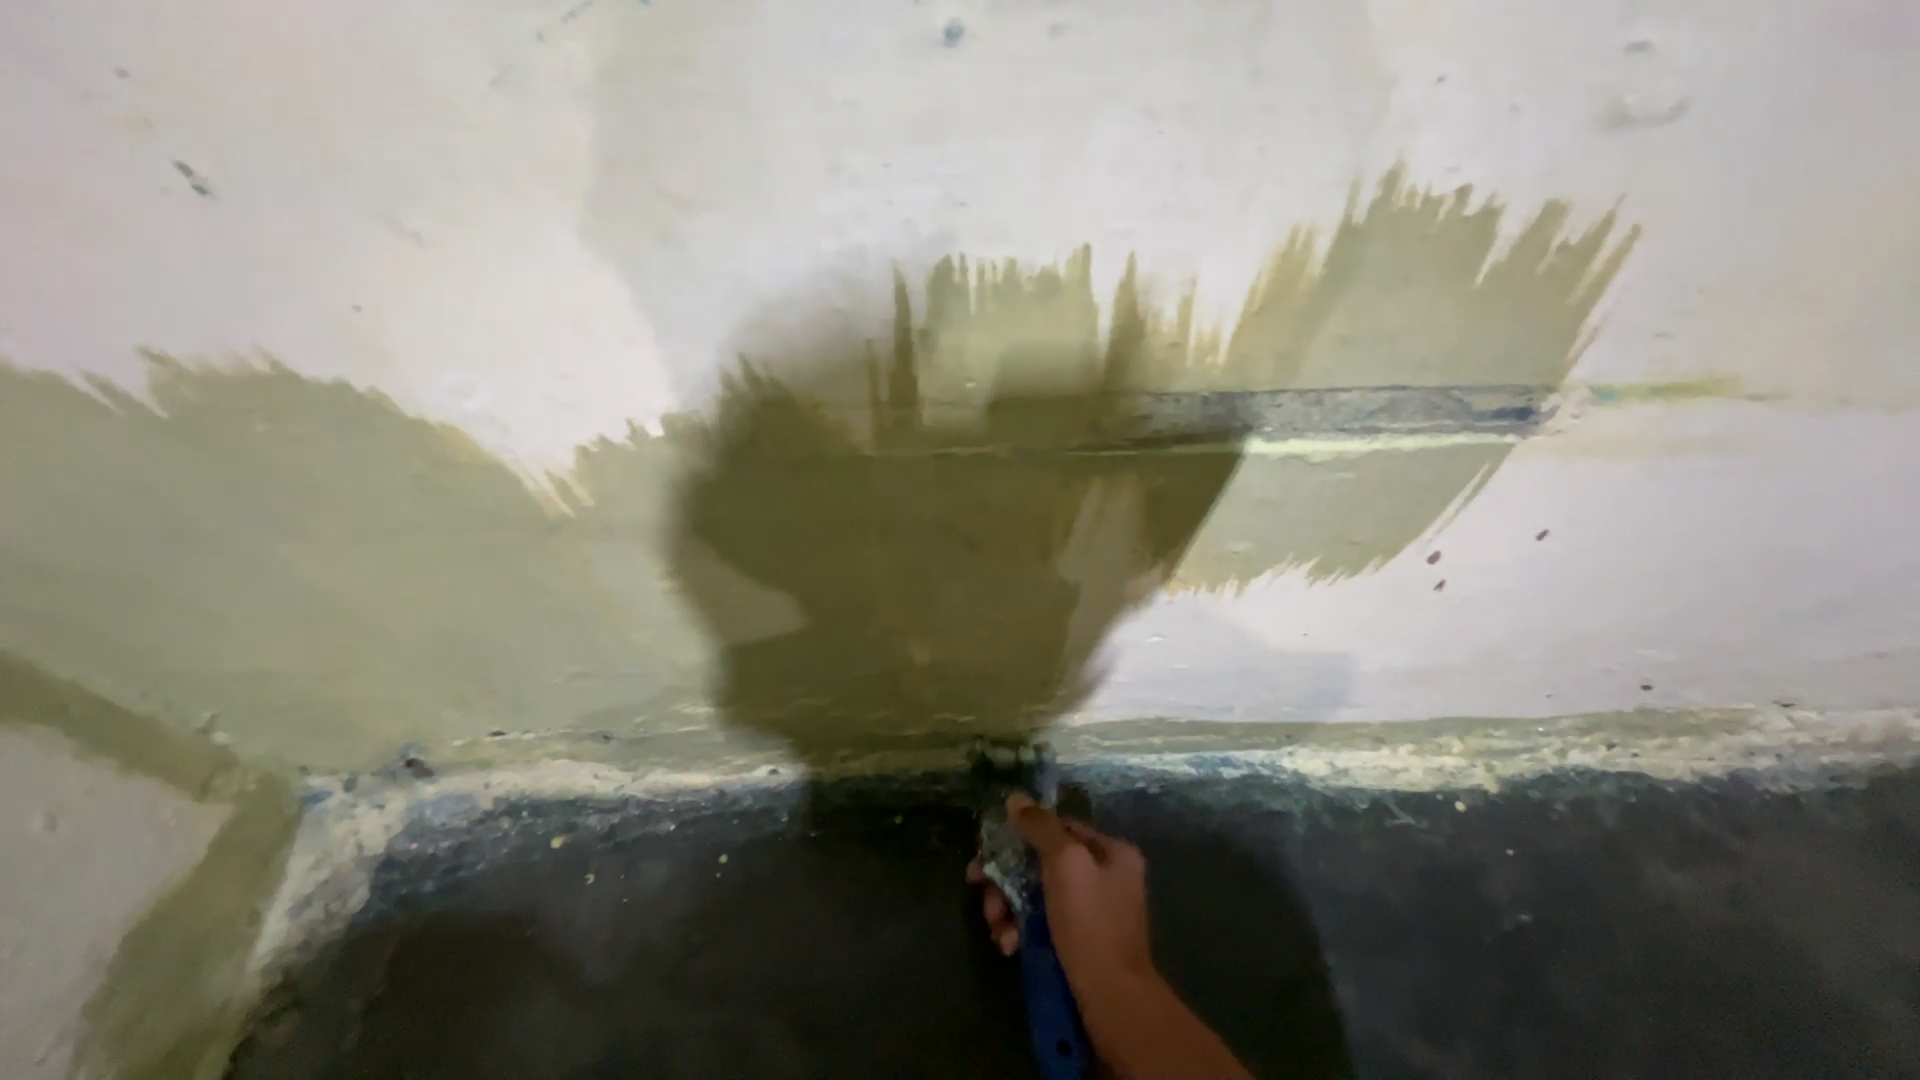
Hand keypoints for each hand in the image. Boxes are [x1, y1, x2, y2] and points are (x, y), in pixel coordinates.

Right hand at [965, 793, 1153, 983]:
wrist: (1112, 1000)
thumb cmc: (1090, 923)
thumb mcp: (1065, 863)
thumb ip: (1040, 827)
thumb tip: (1015, 798)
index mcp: (1112, 852)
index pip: (1060, 827)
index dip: (1022, 832)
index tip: (990, 846)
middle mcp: (1105, 877)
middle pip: (1041, 862)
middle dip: (1006, 875)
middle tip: (978, 884)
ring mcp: (1091, 912)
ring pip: (1035, 894)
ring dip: (1007, 906)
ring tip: (997, 927)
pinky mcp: (1077, 943)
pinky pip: (1040, 924)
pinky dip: (1020, 930)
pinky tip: (1009, 944)